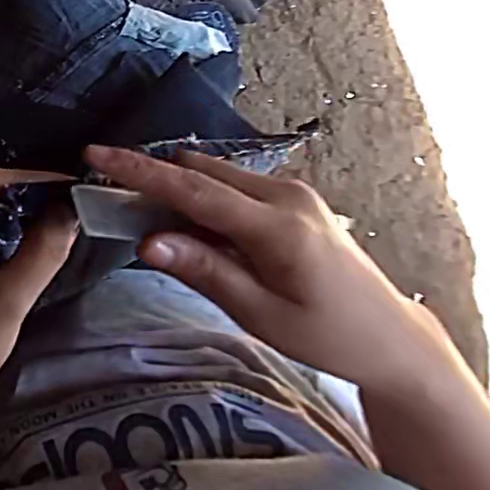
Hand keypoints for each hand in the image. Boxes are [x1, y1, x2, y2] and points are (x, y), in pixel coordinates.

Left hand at [0, 164, 78, 423]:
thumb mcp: (9, 300)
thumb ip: (42, 252)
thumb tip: (71, 210)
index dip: (29, 179)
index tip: (69, 186)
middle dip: (22, 188)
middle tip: (64, 199)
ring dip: (13, 203)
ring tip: (53, 211)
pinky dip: (1, 220)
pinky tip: (28, 231)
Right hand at [84, 145, 458, 395]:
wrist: (393, 336)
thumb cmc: (327, 336)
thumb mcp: (260, 314)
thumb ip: (204, 270)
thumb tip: (146, 241)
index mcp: (277, 228)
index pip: (194, 190)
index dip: (140, 171)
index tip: (97, 154)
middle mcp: (285, 195)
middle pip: (200, 173)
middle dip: (151, 177)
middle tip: (110, 195)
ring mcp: (293, 192)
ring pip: (215, 174)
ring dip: (176, 187)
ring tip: (144, 214)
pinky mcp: (293, 198)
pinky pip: (233, 185)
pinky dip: (201, 196)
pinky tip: (190, 225)